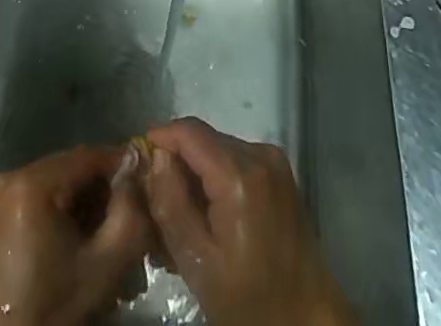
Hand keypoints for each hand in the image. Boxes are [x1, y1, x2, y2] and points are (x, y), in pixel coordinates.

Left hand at [0, 144, 152, 325]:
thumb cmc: (53, 306)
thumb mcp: (108, 260)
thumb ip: (133, 207)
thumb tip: (140, 169)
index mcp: (33, 182)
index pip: (94, 155)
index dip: (126, 167)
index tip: (147, 186)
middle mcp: (13, 176)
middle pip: (77, 167)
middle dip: (107, 186)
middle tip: (131, 211)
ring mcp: (2, 193)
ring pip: (63, 180)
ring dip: (90, 198)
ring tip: (109, 227)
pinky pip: (46, 194)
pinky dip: (69, 207)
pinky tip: (83, 234)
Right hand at [142, 118, 357, 325]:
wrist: (305, 314)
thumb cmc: (248, 296)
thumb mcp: (197, 259)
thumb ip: (171, 202)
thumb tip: (156, 156)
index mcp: (240, 173)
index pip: (190, 131)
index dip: (159, 138)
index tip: (135, 161)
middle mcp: (260, 153)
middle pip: (205, 139)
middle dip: (176, 161)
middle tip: (154, 200)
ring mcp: (274, 160)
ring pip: (220, 149)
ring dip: (196, 171)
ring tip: (181, 214)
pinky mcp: (280, 171)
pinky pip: (237, 160)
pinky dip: (217, 177)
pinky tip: (209, 213)